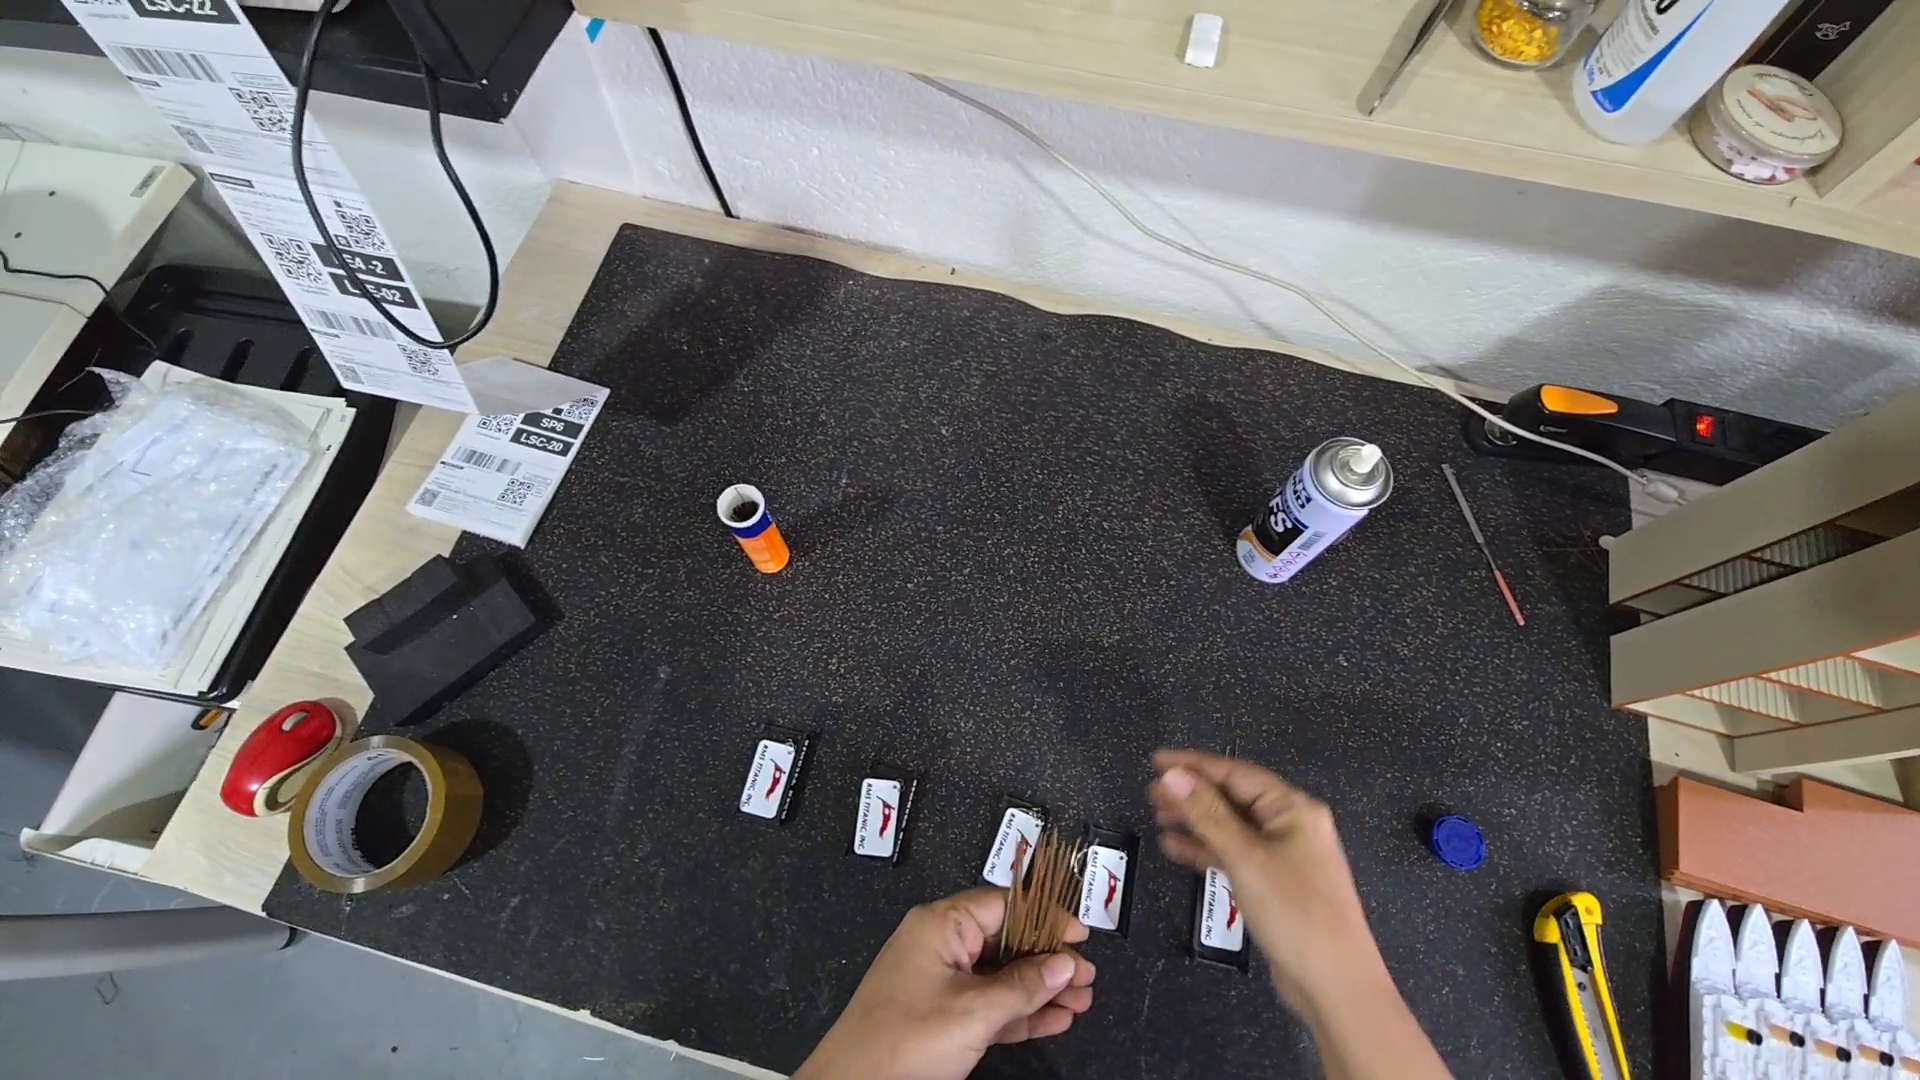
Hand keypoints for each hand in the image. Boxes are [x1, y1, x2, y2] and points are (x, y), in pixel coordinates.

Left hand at [793, 886, 1096, 1079]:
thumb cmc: (908, 1040)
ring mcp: (944, 981)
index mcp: (942, 924)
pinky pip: (991, 1004)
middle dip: (1049, 960)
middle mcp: (944, 943)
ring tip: (1083, 1002)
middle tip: (1090, 978)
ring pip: (1003, 976)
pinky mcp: (945, 1015)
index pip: (1004, 905)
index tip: (1083, 936)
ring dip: (1042, 989)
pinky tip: (1056, 1019)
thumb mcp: (971, 1013)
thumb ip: (1022, 987)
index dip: (1045, 918)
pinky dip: (1022, 1012)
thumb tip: (1066, 964)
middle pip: (1007, 940)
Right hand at [1148, 749, 1381, 1010]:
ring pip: (1230, 826)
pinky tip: (1174, 847)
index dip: (1194, 764)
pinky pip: (1233, 853)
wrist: (1335, 987)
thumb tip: (1172, 774)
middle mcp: (1290, 825)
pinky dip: (1205, 849)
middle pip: (1232, 798)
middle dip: (1191, 794)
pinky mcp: (1272, 883)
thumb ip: (1207, 813)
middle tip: (1151, 792)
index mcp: (1293, 809)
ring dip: (1194, 820)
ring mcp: (1282, 856)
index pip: (1235, 773)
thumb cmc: (1294, 913)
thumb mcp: (1246, 858)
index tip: (1157, 760)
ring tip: (1157, 816)